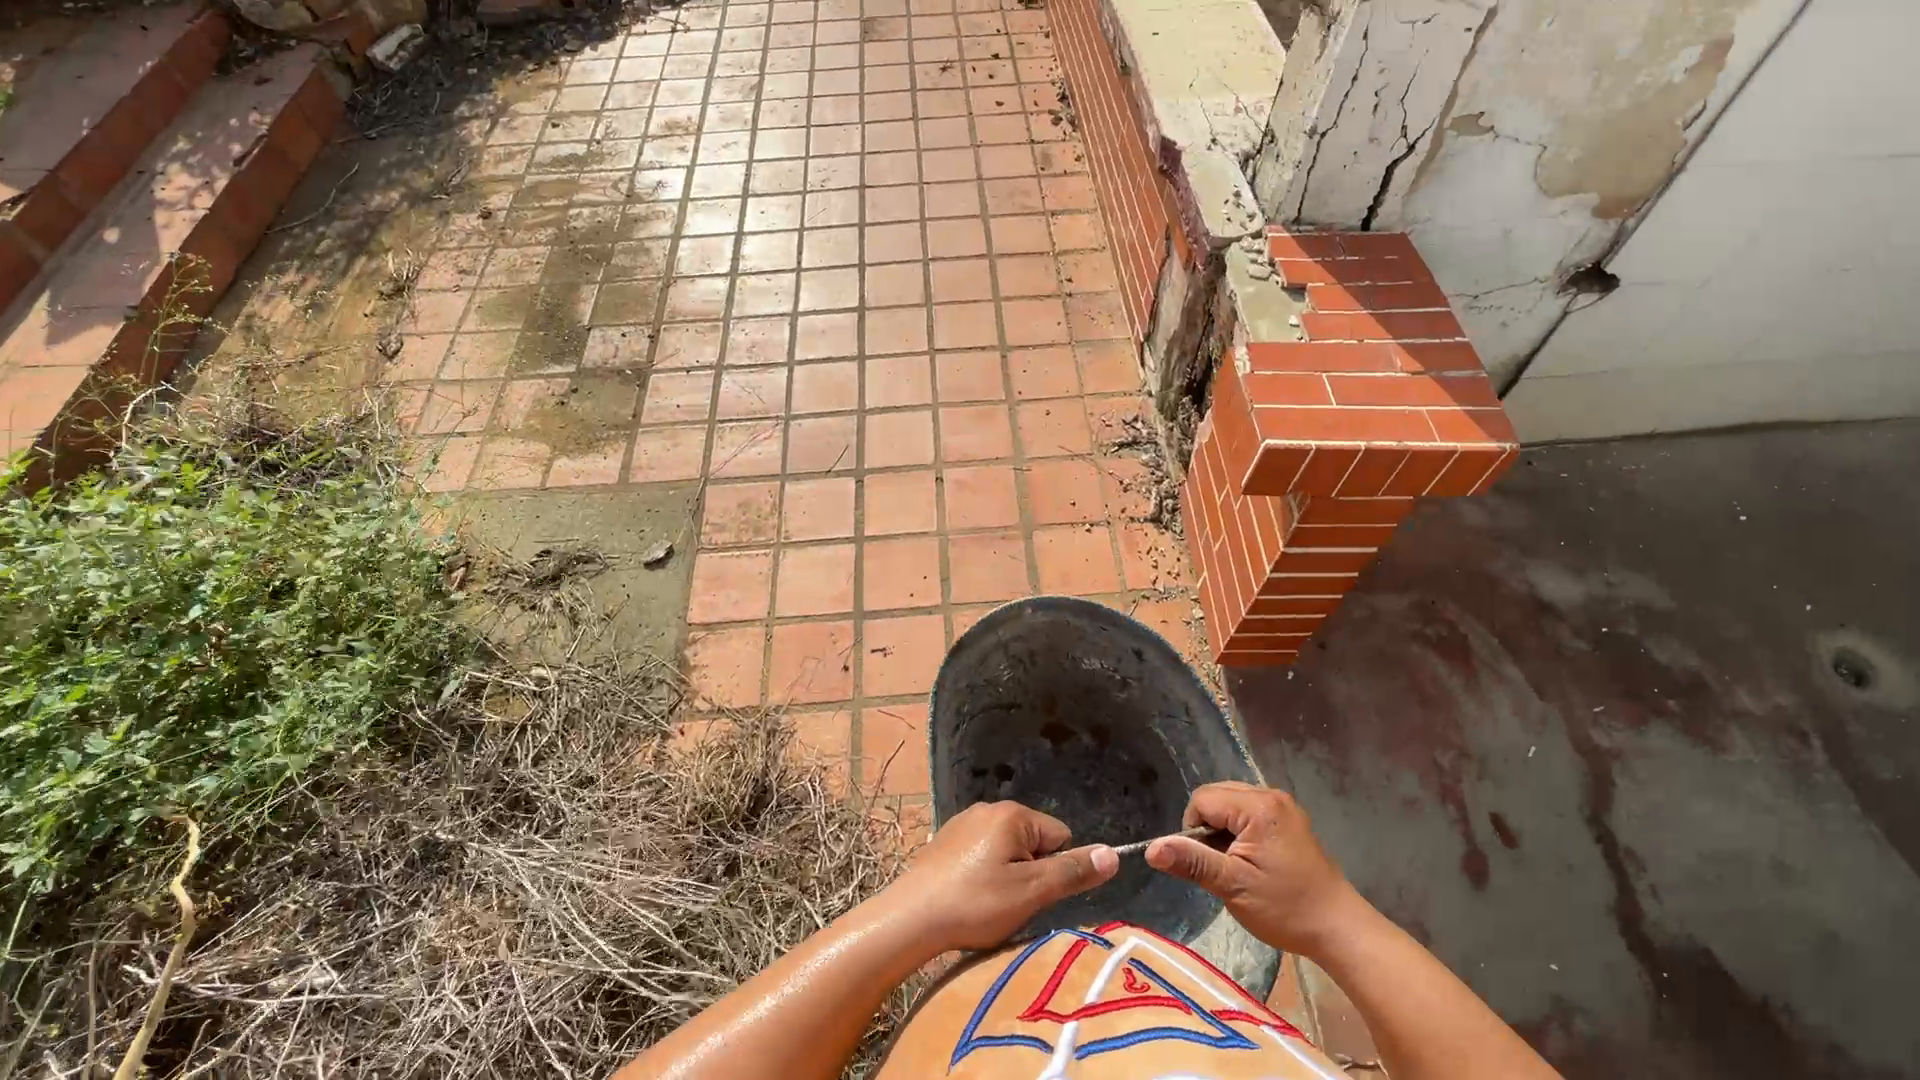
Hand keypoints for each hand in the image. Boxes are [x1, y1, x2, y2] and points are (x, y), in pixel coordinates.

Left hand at [881, 801, 1119, 951]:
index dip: (1054, 871)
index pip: (1060, 837)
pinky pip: (982, 856)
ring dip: (1006, 877)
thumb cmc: (975, 904)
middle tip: (1008, 903)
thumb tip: (1113, 854)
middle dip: (1030, 874)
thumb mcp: (1031, 892)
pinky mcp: (945, 842)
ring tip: (986, 905)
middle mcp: (988, 808)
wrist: (910, 918)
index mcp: (1012, 814)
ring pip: (1007, 852)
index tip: (1030, 894)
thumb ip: (1073, 872)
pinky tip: (966, 899)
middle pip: (1033, 843)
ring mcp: (963, 823)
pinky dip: (982, 876)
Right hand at [1145, 782, 1361, 954]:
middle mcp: (1271, 796)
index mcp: (1258, 806)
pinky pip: (1249, 814)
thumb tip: (1151, 849)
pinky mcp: (1289, 822)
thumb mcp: (1232, 886)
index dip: (1193, 830)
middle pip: (1216, 796)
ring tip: (1236, 866)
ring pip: (1231, 805)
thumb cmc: (1285, 907)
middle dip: (1208, 828)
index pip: (1202, 799)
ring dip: (1223, 832)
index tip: (1208, 864)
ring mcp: (1283, 808)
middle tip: (1222, 866)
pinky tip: (1251, 862)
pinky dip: (1240, 834)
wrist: (1338, 929)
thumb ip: (1192, 861)